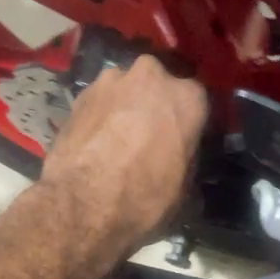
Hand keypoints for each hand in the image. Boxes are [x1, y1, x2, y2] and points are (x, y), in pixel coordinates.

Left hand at [38, 56, 208, 257]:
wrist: (84, 202)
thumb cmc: (146, 198)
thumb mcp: (185, 193)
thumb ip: (188, 163)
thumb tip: (183, 165)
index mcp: (188, 97)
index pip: (198, 103)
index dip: (191, 124)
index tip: (186, 141)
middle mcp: (152, 75)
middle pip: (160, 88)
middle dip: (157, 108)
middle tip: (152, 140)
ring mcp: (112, 79)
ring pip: (128, 91)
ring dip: (128, 109)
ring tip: (121, 143)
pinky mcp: (81, 92)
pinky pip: (102, 102)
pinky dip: (103, 117)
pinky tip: (99, 143)